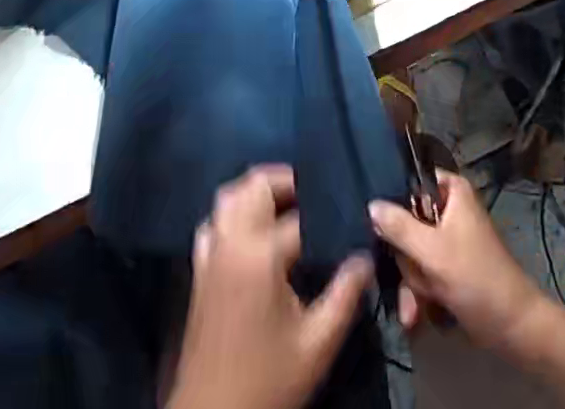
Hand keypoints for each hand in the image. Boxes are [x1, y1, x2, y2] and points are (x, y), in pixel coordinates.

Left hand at [168, 165, 373, 408]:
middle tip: (318, 195)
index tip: (354, 216)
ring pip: (229, 198)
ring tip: (291, 203)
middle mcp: (231, 244)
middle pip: (255, 186)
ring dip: (258, 191)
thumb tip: (365, 256)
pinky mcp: (199, 271)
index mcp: (261, 256)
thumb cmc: (267, 383)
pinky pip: (214, 222)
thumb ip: (346, 293)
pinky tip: (257, 232)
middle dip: (288, 181)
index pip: (302, 215)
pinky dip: (235, 214)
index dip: (331, 213)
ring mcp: (210, 256)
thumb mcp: (318, 343)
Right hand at [368, 170, 550, 354]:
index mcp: (453, 191)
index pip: (414, 178)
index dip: (395, 199)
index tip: (378, 221)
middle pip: (407, 220)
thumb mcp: (431, 250)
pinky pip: (421, 272)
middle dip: (406, 258)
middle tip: (414, 274)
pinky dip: (419, 293)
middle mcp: (450, 209)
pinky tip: (418, 315)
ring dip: (411, 282)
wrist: (511, 326)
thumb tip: (371, 204)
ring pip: (410, 251)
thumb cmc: (474, 277)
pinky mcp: (447, 267)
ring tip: (417, 307)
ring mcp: (448, 240)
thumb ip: (398, 226)